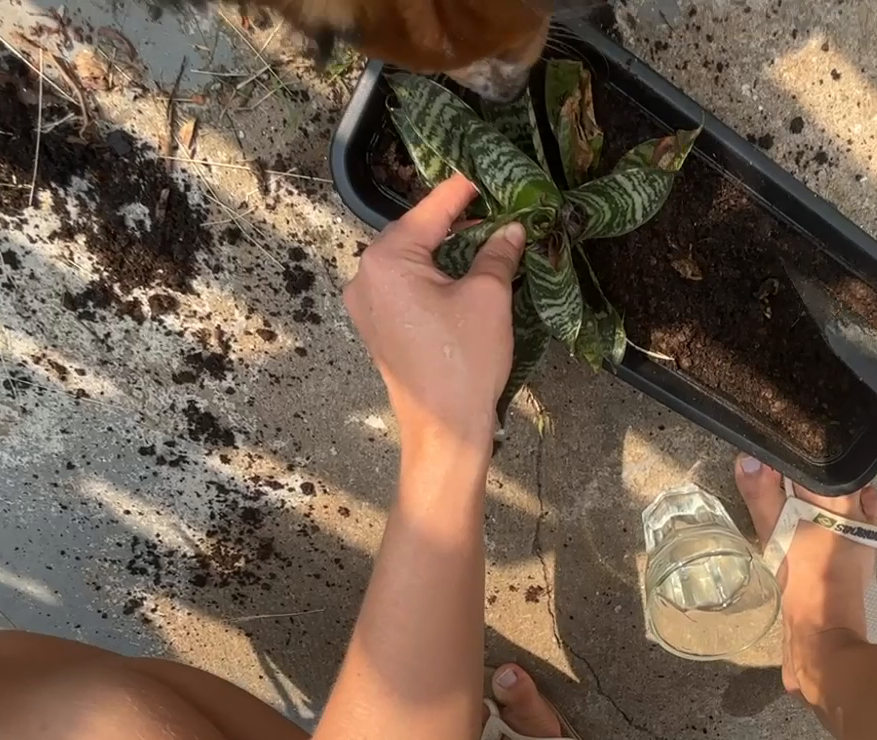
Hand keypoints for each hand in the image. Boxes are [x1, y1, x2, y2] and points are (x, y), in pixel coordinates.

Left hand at [343, 173, 526, 450]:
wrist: (445, 429)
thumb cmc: (465, 361)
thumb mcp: (488, 298)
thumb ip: (497, 254)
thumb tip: (511, 228)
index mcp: (386, 259)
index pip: (430, 211)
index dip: (460, 192)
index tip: (481, 174)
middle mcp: (364, 277)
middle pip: (415, 237)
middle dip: (454, 228)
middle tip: (492, 215)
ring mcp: (366, 307)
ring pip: (410, 266)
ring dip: (445, 256)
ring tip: (482, 247)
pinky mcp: (377, 331)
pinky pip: (404, 291)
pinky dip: (431, 282)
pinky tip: (460, 282)